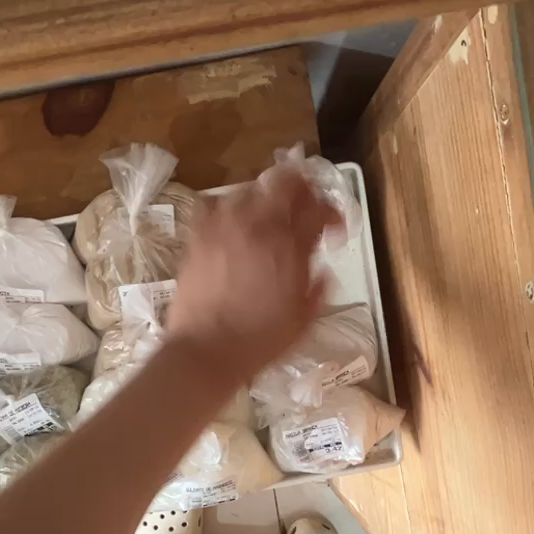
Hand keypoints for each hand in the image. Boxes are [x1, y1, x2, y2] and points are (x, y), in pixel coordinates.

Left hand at [167, 167, 341, 383]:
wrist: (205, 350)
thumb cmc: (258, 342)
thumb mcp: (302, 320)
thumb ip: (317, 288)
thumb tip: (322, 271)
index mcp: (290, 245)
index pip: (320, 209)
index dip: (334, 215)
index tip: (335, 232)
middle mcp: (258, 225)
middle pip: (287, 182)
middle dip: (303, 191)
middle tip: (306, 210)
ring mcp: (225, 226)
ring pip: (251, 188)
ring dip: (267, 198)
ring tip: (269, 219)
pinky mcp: (198, 235)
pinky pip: (214, 204)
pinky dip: (228, 209)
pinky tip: (232, 225)